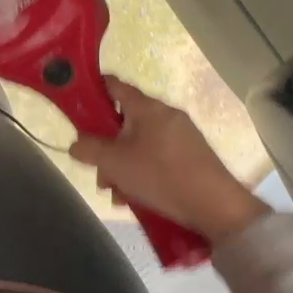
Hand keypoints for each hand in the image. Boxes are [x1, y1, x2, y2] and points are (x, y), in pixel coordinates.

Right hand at [69, 76, 270, 240]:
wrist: (215, 206)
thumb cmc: (160, 176)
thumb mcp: (113, 163)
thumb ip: (88, 149)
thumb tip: (77, 144)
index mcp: (148, 108)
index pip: (115, 86)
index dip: (93, 89)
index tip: (76, 101)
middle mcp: (166, 115)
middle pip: (124, 121)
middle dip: (105, 145)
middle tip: (96, 167)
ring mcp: (182, 136)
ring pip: (138, 143)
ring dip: (121, 165)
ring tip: (116, 192)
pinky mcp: (191, 156)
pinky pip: (156, 156)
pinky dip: (141, 171)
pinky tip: (134, 196)